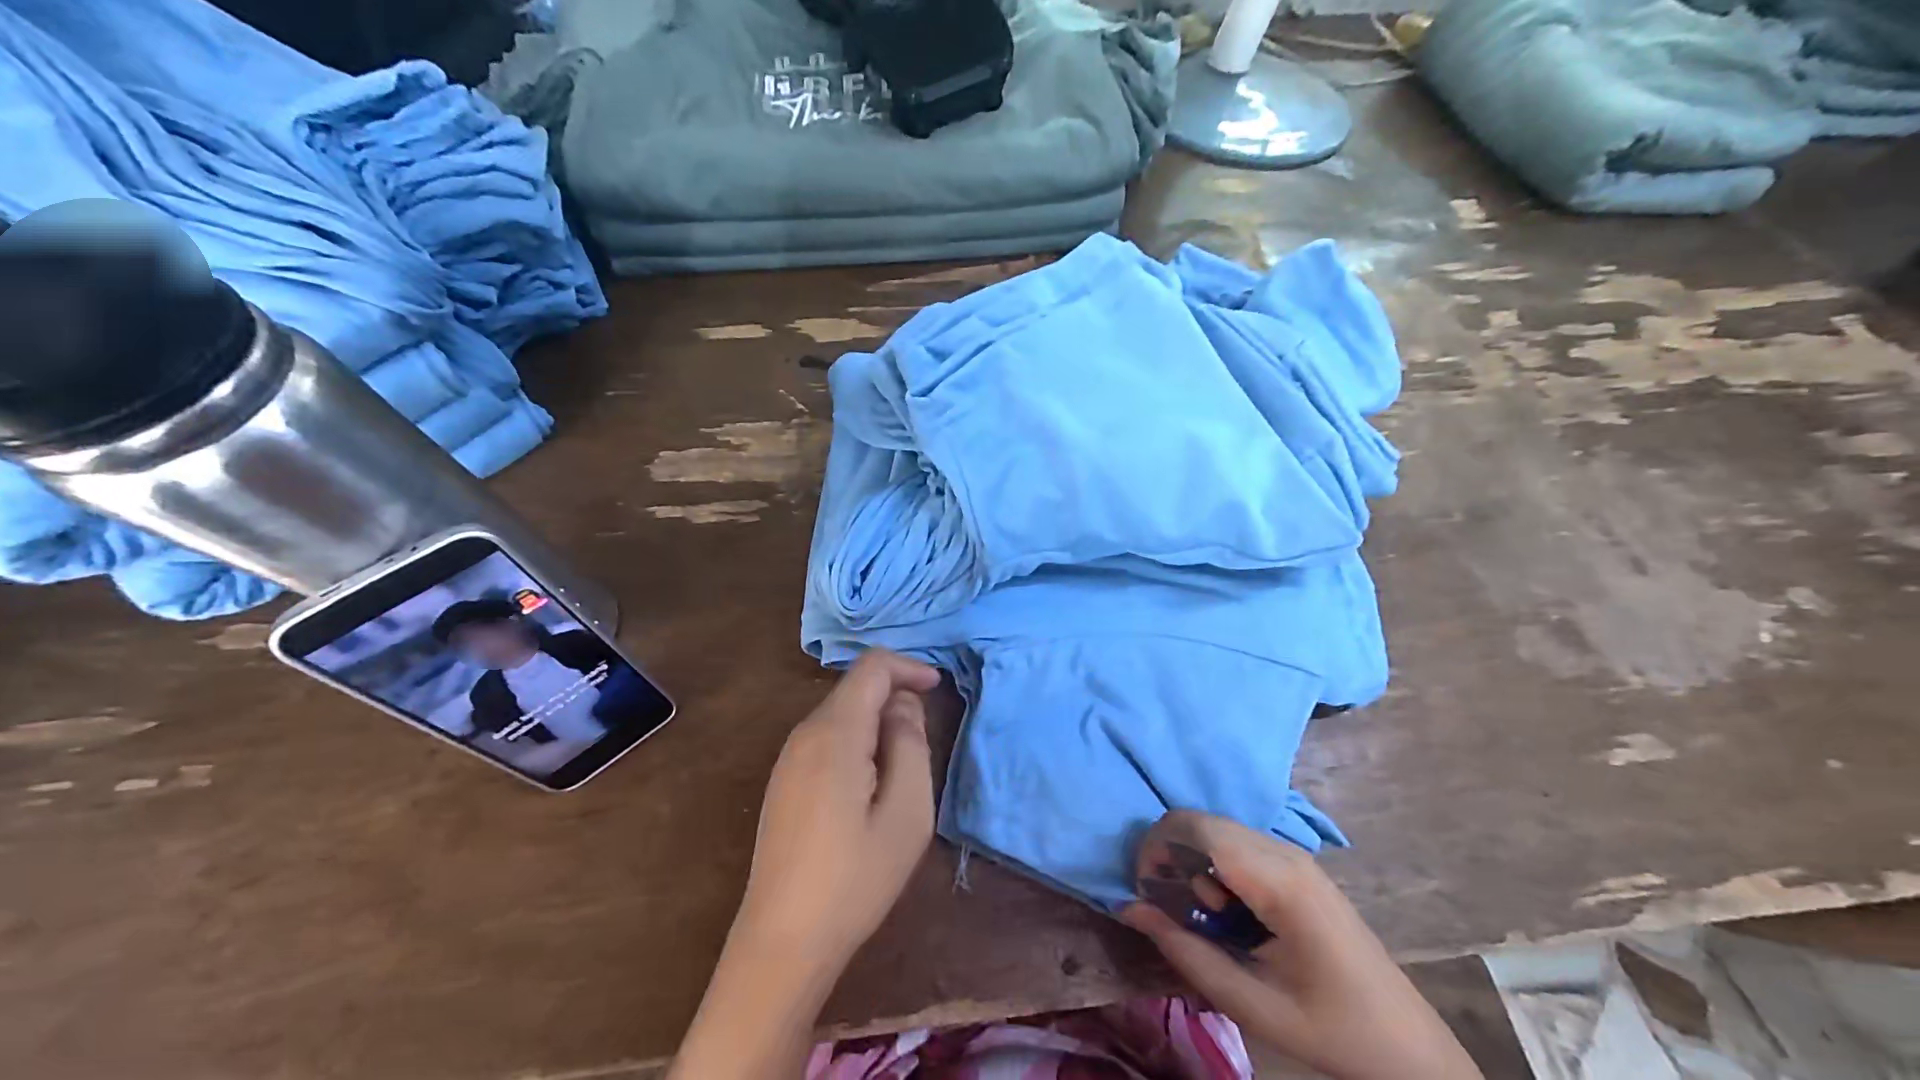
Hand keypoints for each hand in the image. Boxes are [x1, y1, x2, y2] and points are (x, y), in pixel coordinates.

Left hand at [733, 648, 941, 975]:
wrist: (784, 940)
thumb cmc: (855, 877)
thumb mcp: (907, 811)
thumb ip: (911, 744)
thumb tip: (903, 705)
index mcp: (834, 732)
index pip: (871, 667)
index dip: (908, 667)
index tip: (938, 688)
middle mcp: (804, 734)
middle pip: (854, 688)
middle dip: (894, 697)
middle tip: (924, 741)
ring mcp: (787, 759)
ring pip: (841, 714)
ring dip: (876, 723)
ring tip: (902, 769)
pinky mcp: (783, 783)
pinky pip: (826, 740)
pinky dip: (857, 742)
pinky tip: (870, 788)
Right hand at [1121, 811, 1481, 1079]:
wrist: (1407, 1046)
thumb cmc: (1330, 1029)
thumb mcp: (1250, 1002)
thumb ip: (1185, 950)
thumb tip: (1129, 907)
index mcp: (1280, 882)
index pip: (1199, 830)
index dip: (1157, 848)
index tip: (1143, 891)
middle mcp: (1286, 853)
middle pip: (1204, 822)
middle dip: (1169, 852)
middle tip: (1165, 905)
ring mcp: (1295, 856)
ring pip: (1217, 829)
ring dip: (1191, 860)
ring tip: (1200, 916)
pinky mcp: (1297, 867)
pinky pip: (1236, 844)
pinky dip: (1213, 865)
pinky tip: (1225, 912)